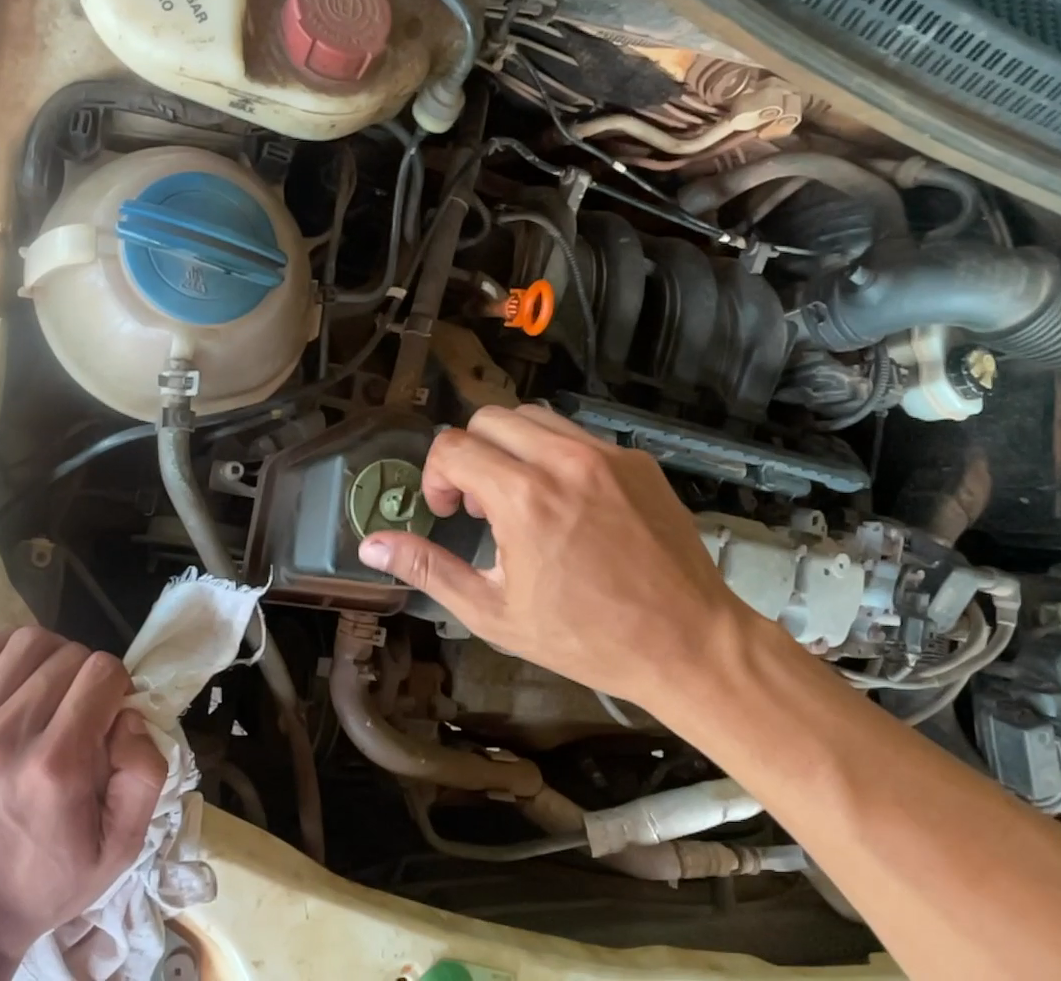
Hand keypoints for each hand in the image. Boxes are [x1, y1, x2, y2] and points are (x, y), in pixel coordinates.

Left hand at [0, 627, 165, 975]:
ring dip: (53, 656)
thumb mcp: (118, 851)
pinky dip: (4, 650)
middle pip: (69, 654)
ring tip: (55, 689)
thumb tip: (131, 717)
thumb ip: (145, 776)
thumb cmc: (42, 887)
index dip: (120, 687)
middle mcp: (8, 735)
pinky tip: (19, 676)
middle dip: (91, 674)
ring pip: (25, 643)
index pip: (103, 673)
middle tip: (87, 710)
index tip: (113, 717)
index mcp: (56, 767)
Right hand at [357, 404, 758, 710]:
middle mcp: (563, 461)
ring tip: (521, 498)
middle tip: (481, 505)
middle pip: (488, 418)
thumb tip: (372, 545)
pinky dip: (555, 454)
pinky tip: (566, 502)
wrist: (688, 643)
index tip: (448, 513)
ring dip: (510, 447)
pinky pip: (578, 435)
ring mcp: (607, 456)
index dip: (436, 477)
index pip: (452, 446)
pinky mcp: (637, 461)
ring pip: (534, 417)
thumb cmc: (585, 637)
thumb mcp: (493, 613)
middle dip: (469, 454)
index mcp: (523, 498)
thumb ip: (428, 569)